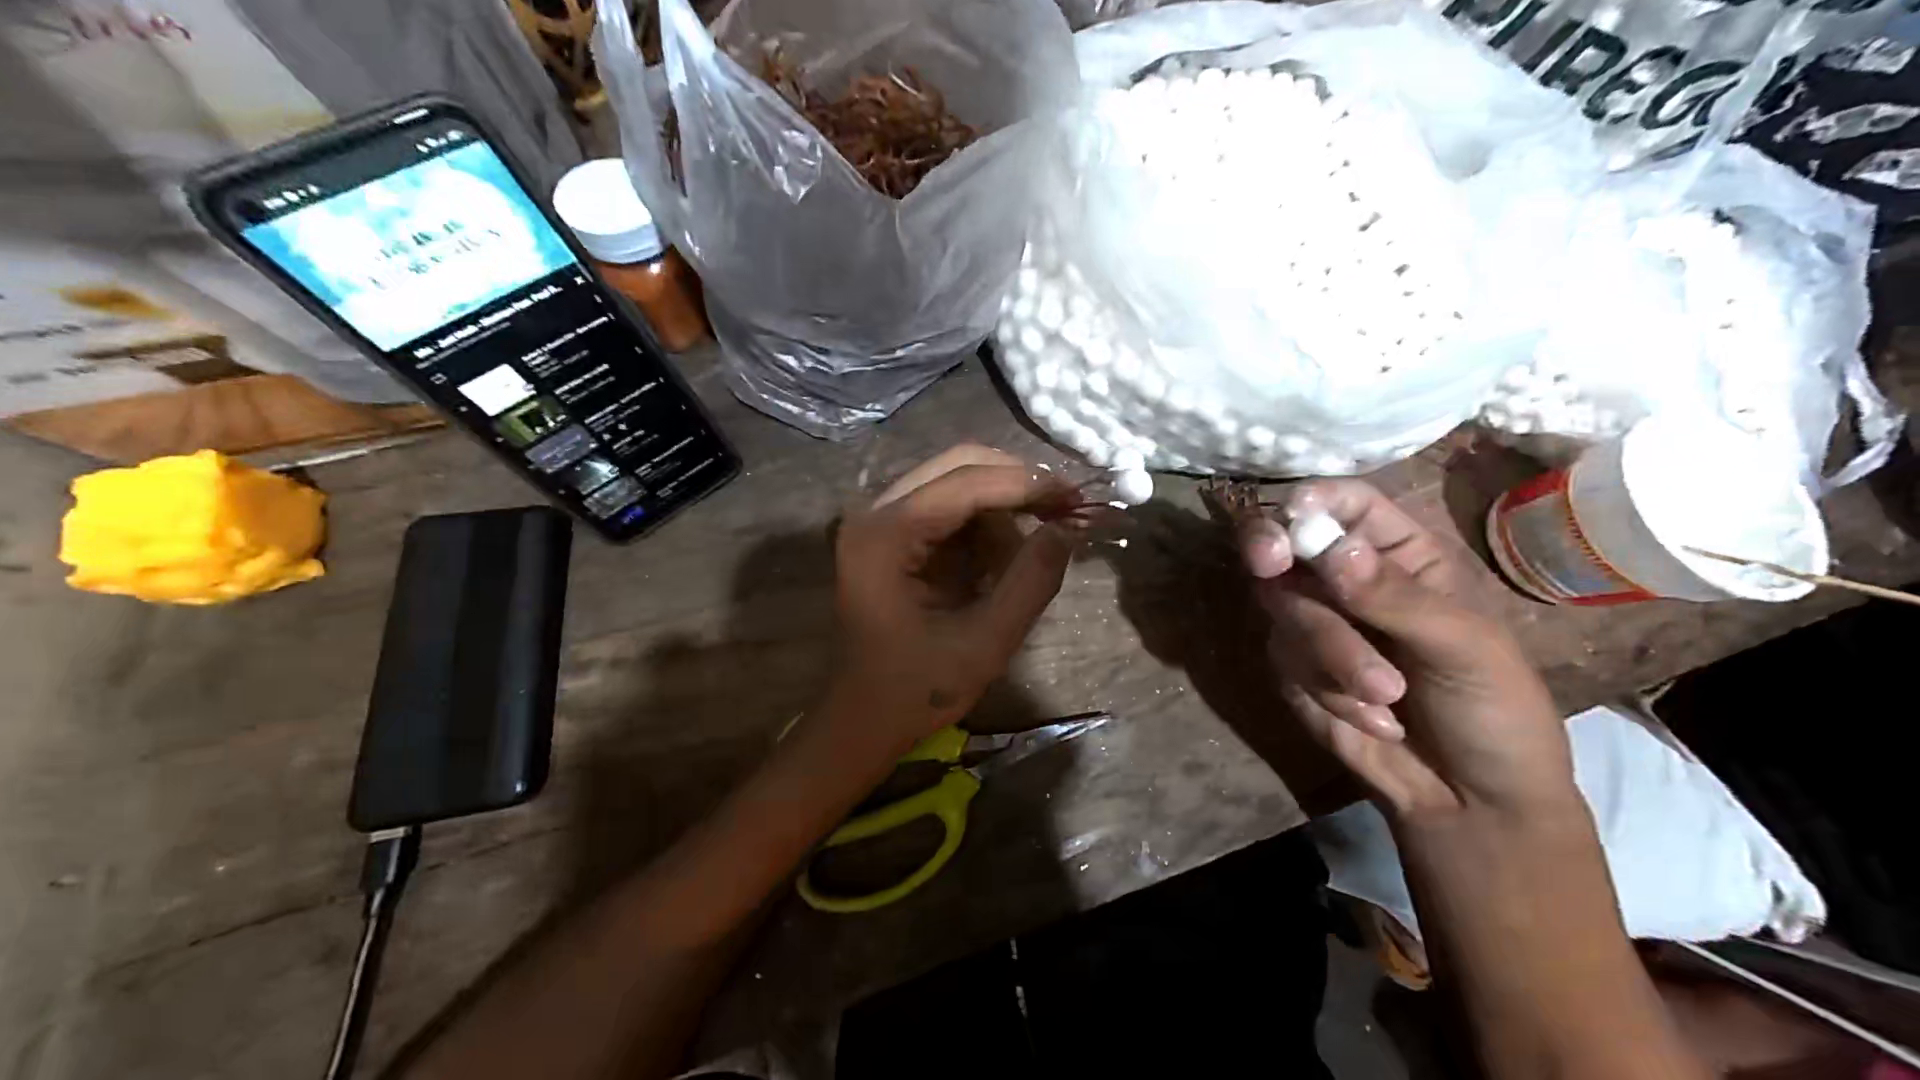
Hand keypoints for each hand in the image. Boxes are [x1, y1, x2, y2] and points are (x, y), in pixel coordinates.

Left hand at [828, 444, 1078, 748]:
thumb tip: (1069, 527)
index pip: (966, 483)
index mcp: (884, 536)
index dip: (1028, 484)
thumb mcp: (986, 642)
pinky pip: (948, 508)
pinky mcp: (888, 533)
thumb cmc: (917, 689)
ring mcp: (877, 519)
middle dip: (1016, 486)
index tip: (1078, 499)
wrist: (863, 717)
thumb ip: (1032, 580)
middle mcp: (873, 512)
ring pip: (957, 483)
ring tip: (1017, 568)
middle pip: (959, 466)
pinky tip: (993, 569)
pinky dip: (981, 528)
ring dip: (999, 513)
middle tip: (1064, 513)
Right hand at [1237, 480, 1578, 823]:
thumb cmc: (1495, 709)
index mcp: (1399, 555)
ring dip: (1330, 656)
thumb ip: (1395, 597)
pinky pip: (1285, 662)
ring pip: (1286, 612)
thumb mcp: (1464, 647)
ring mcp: (1314, 624)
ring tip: (1386, 698)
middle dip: (1279, 563)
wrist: (1472, 801)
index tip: (1292, 520)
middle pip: (1286, 548)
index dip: (1311, 502)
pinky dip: (1327, 693)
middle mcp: (1344, 580)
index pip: (1343, 505)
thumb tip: (1333, 550)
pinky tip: (1375, 721)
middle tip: (1268, 564)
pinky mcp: (1294, 669)